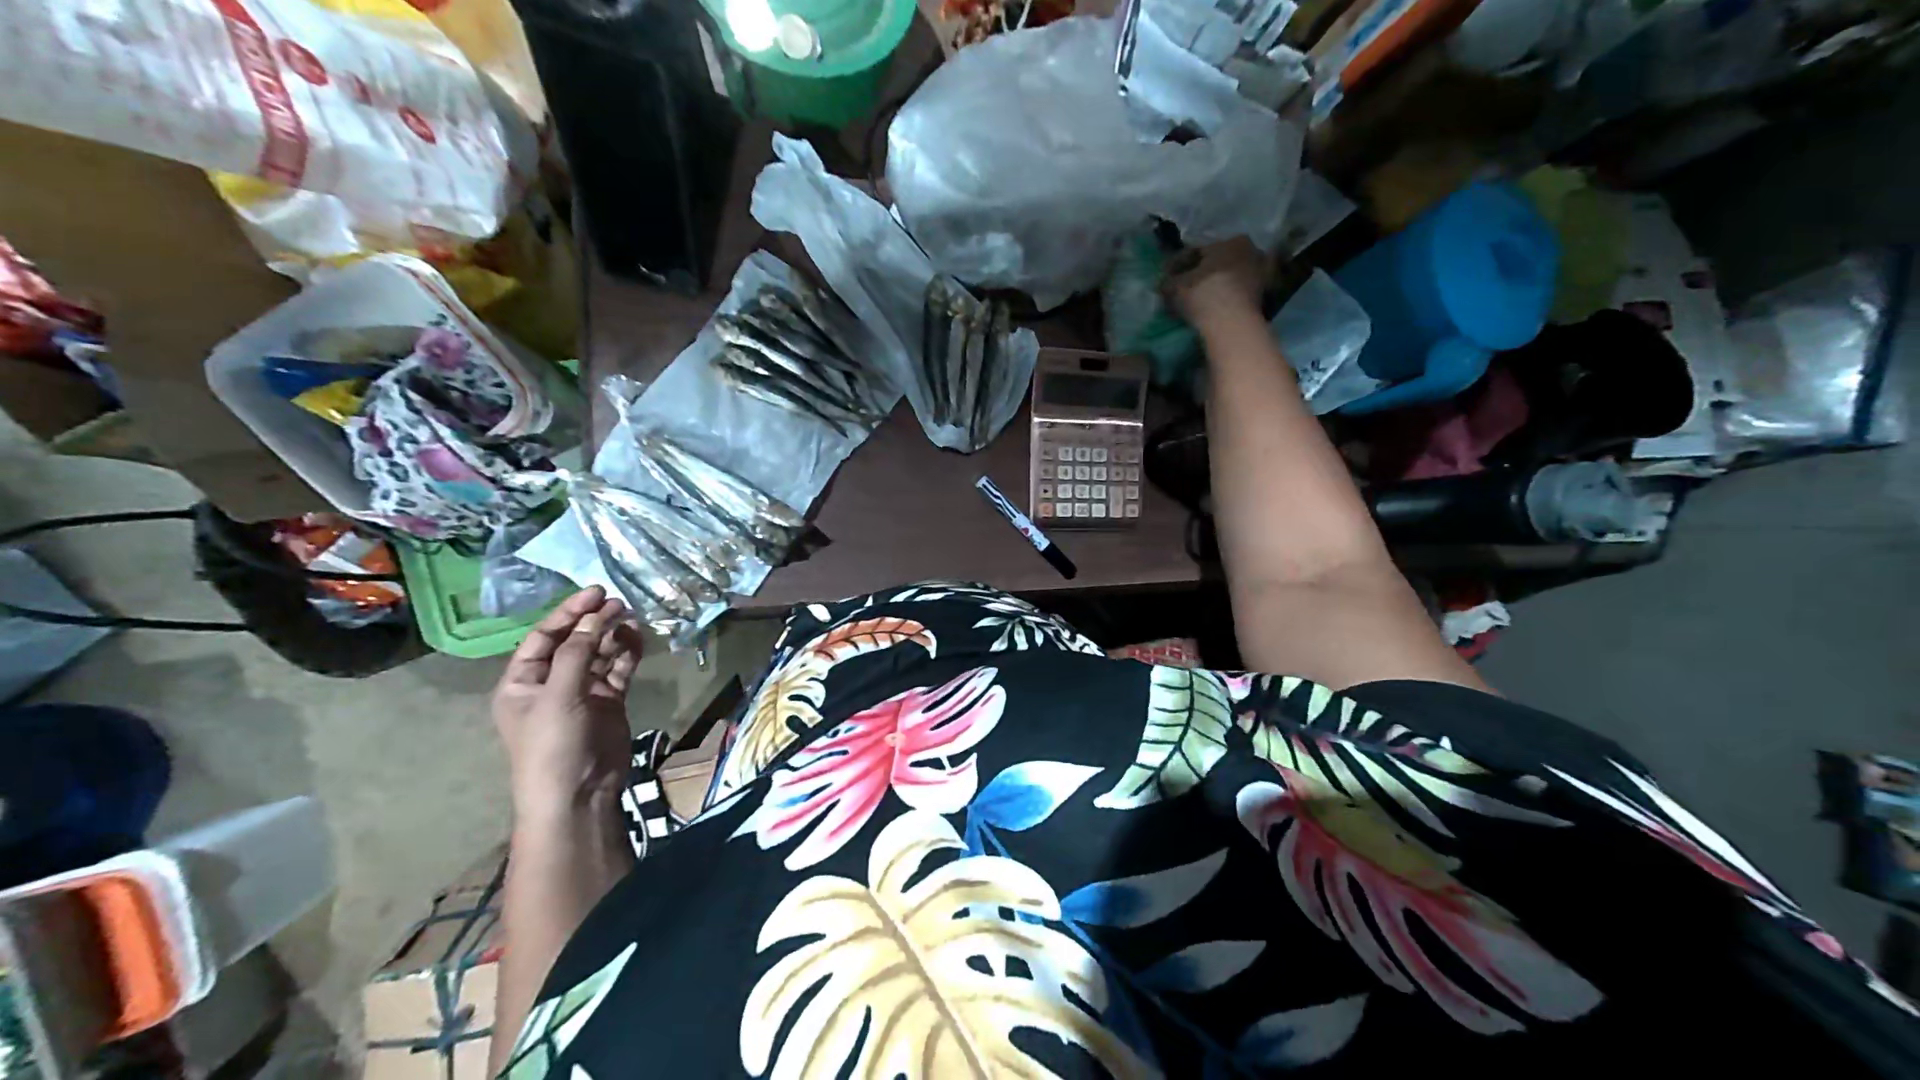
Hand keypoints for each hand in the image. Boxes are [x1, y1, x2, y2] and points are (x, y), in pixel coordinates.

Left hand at [491, 586, 643, 819]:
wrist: (578, 796)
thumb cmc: (553, 745)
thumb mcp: (558, 696)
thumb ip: (576, 652)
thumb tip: (595, 616)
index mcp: (522, 682)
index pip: (544, 636)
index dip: (568, 612)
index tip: (596, 592)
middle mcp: (551, 683)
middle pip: (574, 641)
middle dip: (594, 621)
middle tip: (619, 602)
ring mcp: (582, 693)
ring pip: (599, 653)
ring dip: (613, 634)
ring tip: (632, 617)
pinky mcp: (608, 702)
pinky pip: (618, 670)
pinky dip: (628, 653)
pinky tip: (638, 638)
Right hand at [1162, 235, 1268, 329]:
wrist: (1232, 325)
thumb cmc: (1204, 295)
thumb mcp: (1176, 286)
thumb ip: (1167, 282)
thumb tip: (1162, 284)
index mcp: (1232, 241)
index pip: (1198, 251)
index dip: (1178, 264)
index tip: (1166, 277)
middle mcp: (1251, 251)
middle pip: (1216, 264)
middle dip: (1198, 275)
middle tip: (1180, 289)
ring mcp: (1260, 274)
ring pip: (1227, 279)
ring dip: (1211, 287)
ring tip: (1194, 302)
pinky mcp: (1263, 297)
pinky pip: (1235, 293)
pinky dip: (1222, 299)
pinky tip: (1209, 308)